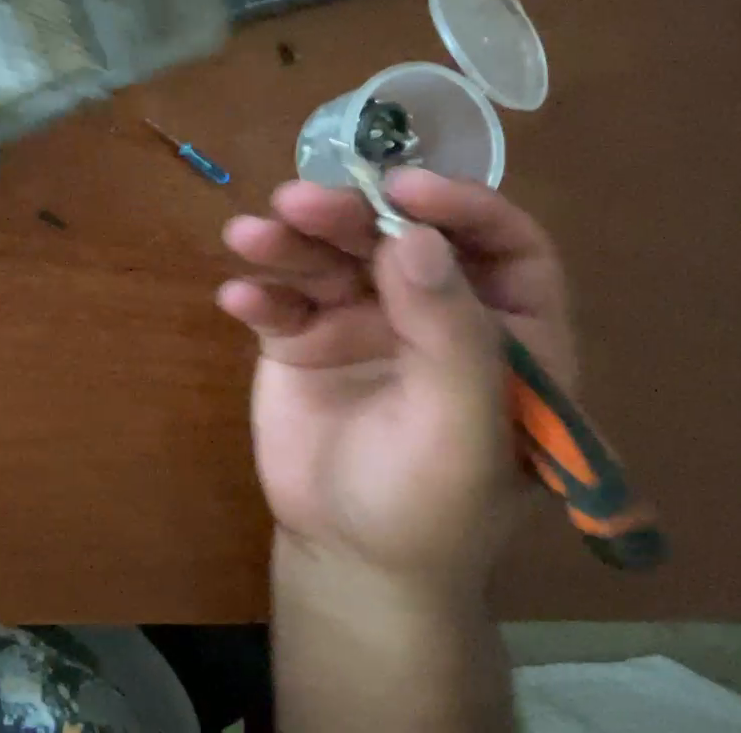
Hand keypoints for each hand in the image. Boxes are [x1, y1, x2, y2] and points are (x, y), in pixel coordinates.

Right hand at [218, 171, 575, 594]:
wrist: (348, 554)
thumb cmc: (429, 503)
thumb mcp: (460, 427)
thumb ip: (451, 333)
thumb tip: (414, 237)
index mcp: (502, 329)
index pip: (500, 245)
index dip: (459, 205)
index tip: (401, 186)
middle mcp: (430, 313)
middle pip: (392, 238)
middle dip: (346, 216)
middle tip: (295, 201)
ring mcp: (359, 323)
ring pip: (325, 260)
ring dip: (287, 242)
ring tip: (246, 236)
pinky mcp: (299, 341)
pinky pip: (278, 302)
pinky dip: (258, 295)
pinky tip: (238, 301)